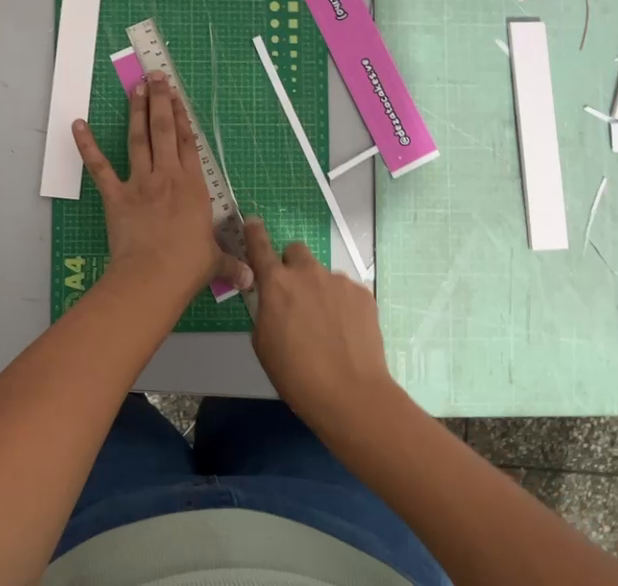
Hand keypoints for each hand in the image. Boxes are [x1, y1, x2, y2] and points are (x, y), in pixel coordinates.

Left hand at [73, 71, 250, 296]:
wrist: (153, 276)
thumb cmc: (188, 267)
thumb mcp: (216, 262)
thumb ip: (231, 264)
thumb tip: (251, 278)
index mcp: (194, 186)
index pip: (189, 142)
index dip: (183, 116)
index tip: (177, 95)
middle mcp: (168, 176)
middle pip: (165, 130)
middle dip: (160, 100)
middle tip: (156, 76)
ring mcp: (140, 182)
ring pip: (139, 138)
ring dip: (137, 111)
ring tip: (135, 87)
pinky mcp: (115, 195)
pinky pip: (99, 167)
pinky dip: (87, 145)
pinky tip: (78, 125)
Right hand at [244, 217, 394, 432]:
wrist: (350, 395)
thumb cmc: (296, 375)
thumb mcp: (263, 343)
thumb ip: (265, 311)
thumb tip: (274, 302)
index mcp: (276, 284)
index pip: (260, 247)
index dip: (254, 233)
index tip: (254, 222)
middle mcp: (307, 273)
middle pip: (296, 252)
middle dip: (293, 267)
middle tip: (297, 297)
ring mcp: (339, 281)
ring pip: (323, 275)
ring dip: (321, 290)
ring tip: (328, 327)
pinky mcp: (363, 294)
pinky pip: (346, 291)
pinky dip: (343, 305)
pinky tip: (346, 333)